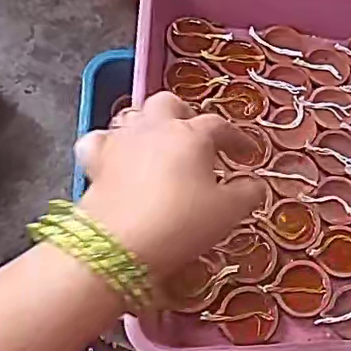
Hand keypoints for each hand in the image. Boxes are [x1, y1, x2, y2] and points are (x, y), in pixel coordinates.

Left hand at [75, 91, 265, 275]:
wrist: (121, 246)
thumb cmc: (182, 223)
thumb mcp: (228, 211)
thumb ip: (248, 193)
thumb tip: (255, 185)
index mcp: (191, 134)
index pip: (220, 126)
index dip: (237, 139)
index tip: (247, 155)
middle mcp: (154, 128)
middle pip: (170, 104)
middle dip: (186, 116)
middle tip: (198, 139)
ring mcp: (121, 141)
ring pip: (134, 115)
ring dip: (150, 125)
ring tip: (162, 146)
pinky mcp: (95, 162)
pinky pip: (100, 140)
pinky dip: (111, 144)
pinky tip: (119, 156)